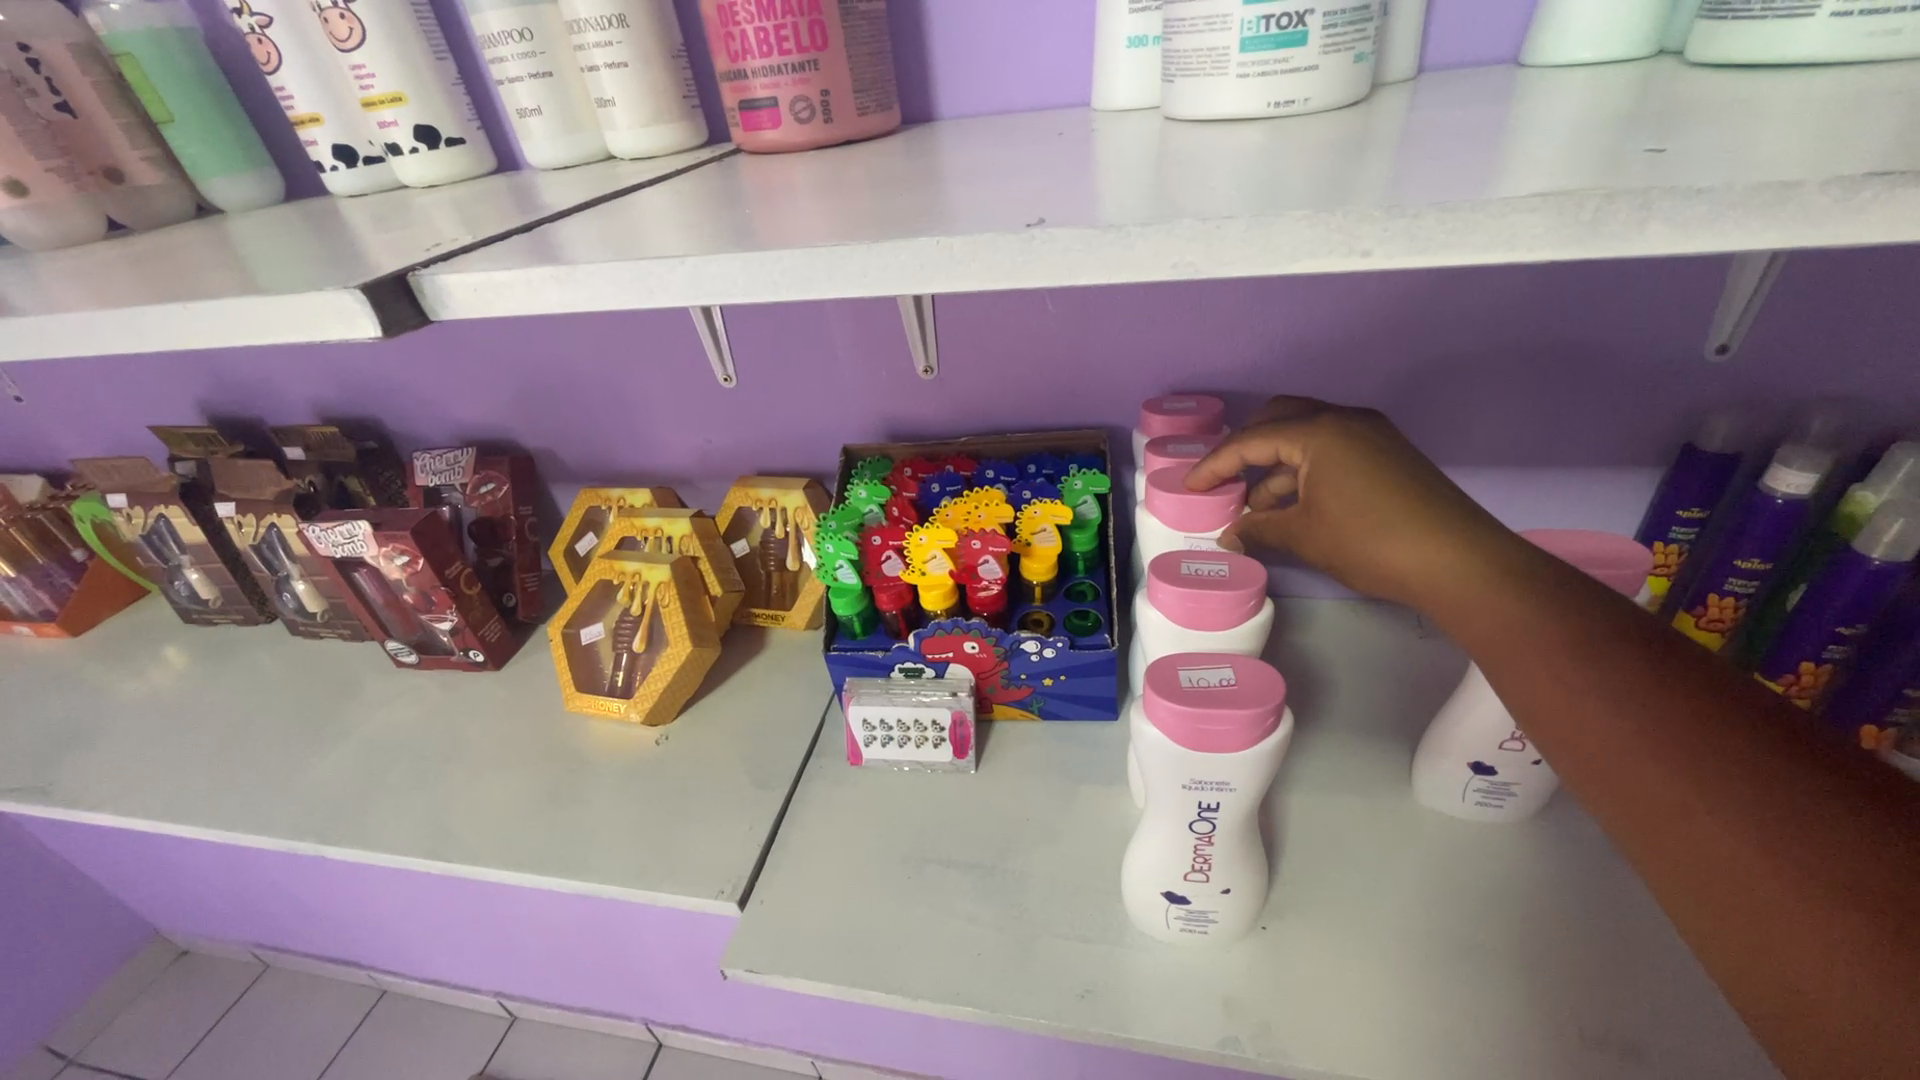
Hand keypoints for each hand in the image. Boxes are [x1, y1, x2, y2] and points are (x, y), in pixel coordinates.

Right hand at [1185, 397, 1518, 609]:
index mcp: (1319, 432)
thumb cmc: (1370, 542)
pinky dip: (1304, 471)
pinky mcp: (1388, 455)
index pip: (1250, 441)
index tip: (1189, 487)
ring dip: (1276, 465)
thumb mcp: (1304, 536)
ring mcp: (1372, 435)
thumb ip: (1259, 528)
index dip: (1214, 466)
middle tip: (1223, 480)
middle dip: (1246, 449)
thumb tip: (1229, 536)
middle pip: (1279, 420)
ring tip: (1255, 507)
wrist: (1458, 561)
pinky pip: (1331, 450)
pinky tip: (1292, 506)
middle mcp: (1345, 421)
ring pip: (1307, 436)